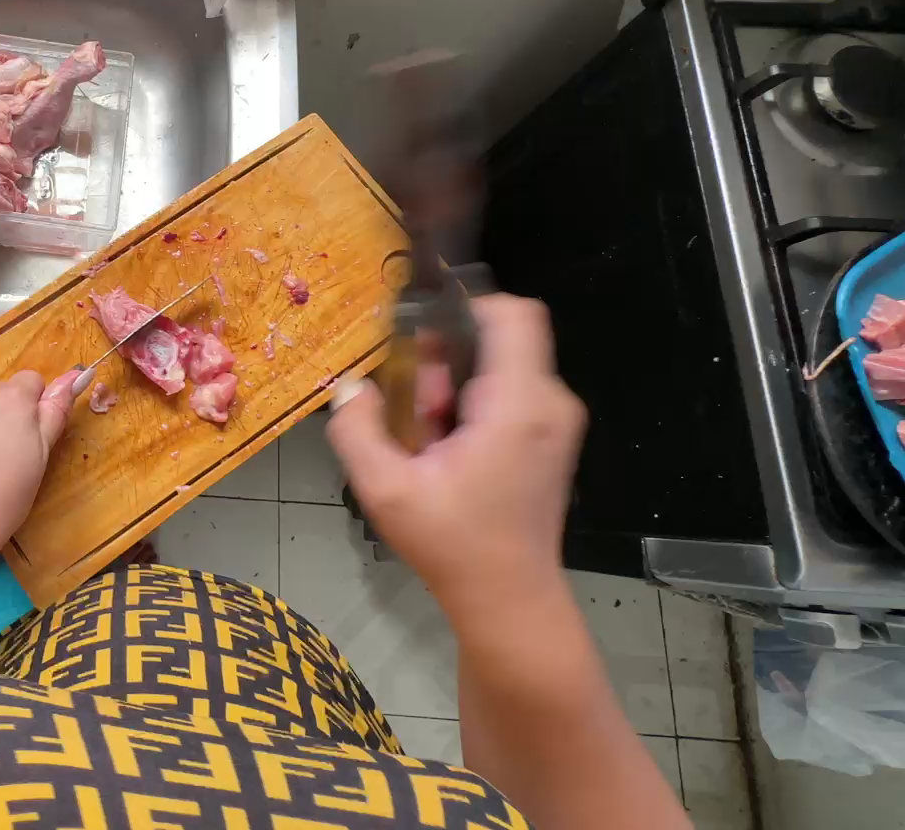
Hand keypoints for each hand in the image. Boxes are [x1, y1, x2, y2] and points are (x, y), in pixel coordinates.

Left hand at [0, 368, 82, 571]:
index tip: (29, 439)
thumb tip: (76, 374)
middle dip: (7, 414)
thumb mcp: (41, 456)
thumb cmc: (4, 496)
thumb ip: (56, 410)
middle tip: (6, 457)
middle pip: (1, 392)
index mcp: (11, 396)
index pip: (32, 381)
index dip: (35, 409)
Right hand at [327, 294, 586, 626]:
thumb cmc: (451, 544)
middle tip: (415, 410)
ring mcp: (555, 420)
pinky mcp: (549, 435)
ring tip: (428, 434)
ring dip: (451, 383)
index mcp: (517, 407)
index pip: (513, 314)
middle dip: (443, 360)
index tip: (418, 336)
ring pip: (498, 363)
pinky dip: (469, 400)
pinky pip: (506, 387)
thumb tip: (349, 387)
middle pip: (496, 338)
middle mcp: (548, 403)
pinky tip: (446, 444)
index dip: (464, 306)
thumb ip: (356, 429)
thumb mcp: (384, 489)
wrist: (509, 599)